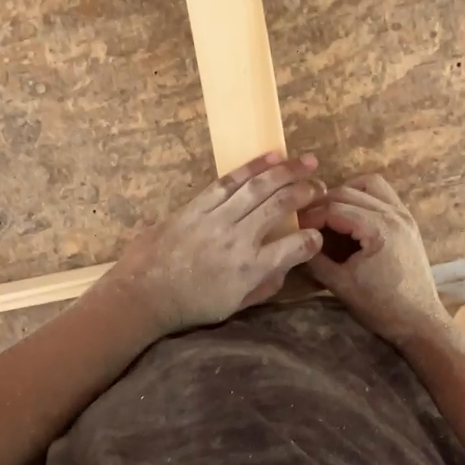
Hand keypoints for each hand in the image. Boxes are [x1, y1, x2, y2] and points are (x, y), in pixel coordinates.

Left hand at [99, 152, 325, 335]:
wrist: (143, 294)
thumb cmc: (189, 306)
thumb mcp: (233, 307)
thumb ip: (263, 286)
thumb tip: (285, 266)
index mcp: (250, 270)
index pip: (295, 248)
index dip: (312, 240)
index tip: (317, 234)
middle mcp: (238, 240)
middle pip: (280, 206)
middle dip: (306, 193)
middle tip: (322, 187)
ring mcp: (216, 219)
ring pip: (258, 188)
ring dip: (287, 172)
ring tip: (307, 162)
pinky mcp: (197, 206)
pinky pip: (229, 181)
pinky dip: (253, 167)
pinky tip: (272, 158)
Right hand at [300, 173, 449, 345]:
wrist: (419, 321)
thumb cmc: (380, 306)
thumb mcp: (340, 284)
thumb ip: (315, 259)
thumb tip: (295, 242)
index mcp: (378, 229)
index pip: (334, 209)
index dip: (309, 216)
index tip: (293, 226)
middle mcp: (393, 214)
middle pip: (348, 192)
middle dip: (322, 202)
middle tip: (304, 219)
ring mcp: (404, 215)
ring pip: (369, 184)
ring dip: (345, 192)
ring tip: (328, 211)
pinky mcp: (408, 221)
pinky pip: (383, 194)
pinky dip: (363, 197)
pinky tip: (350, 215)